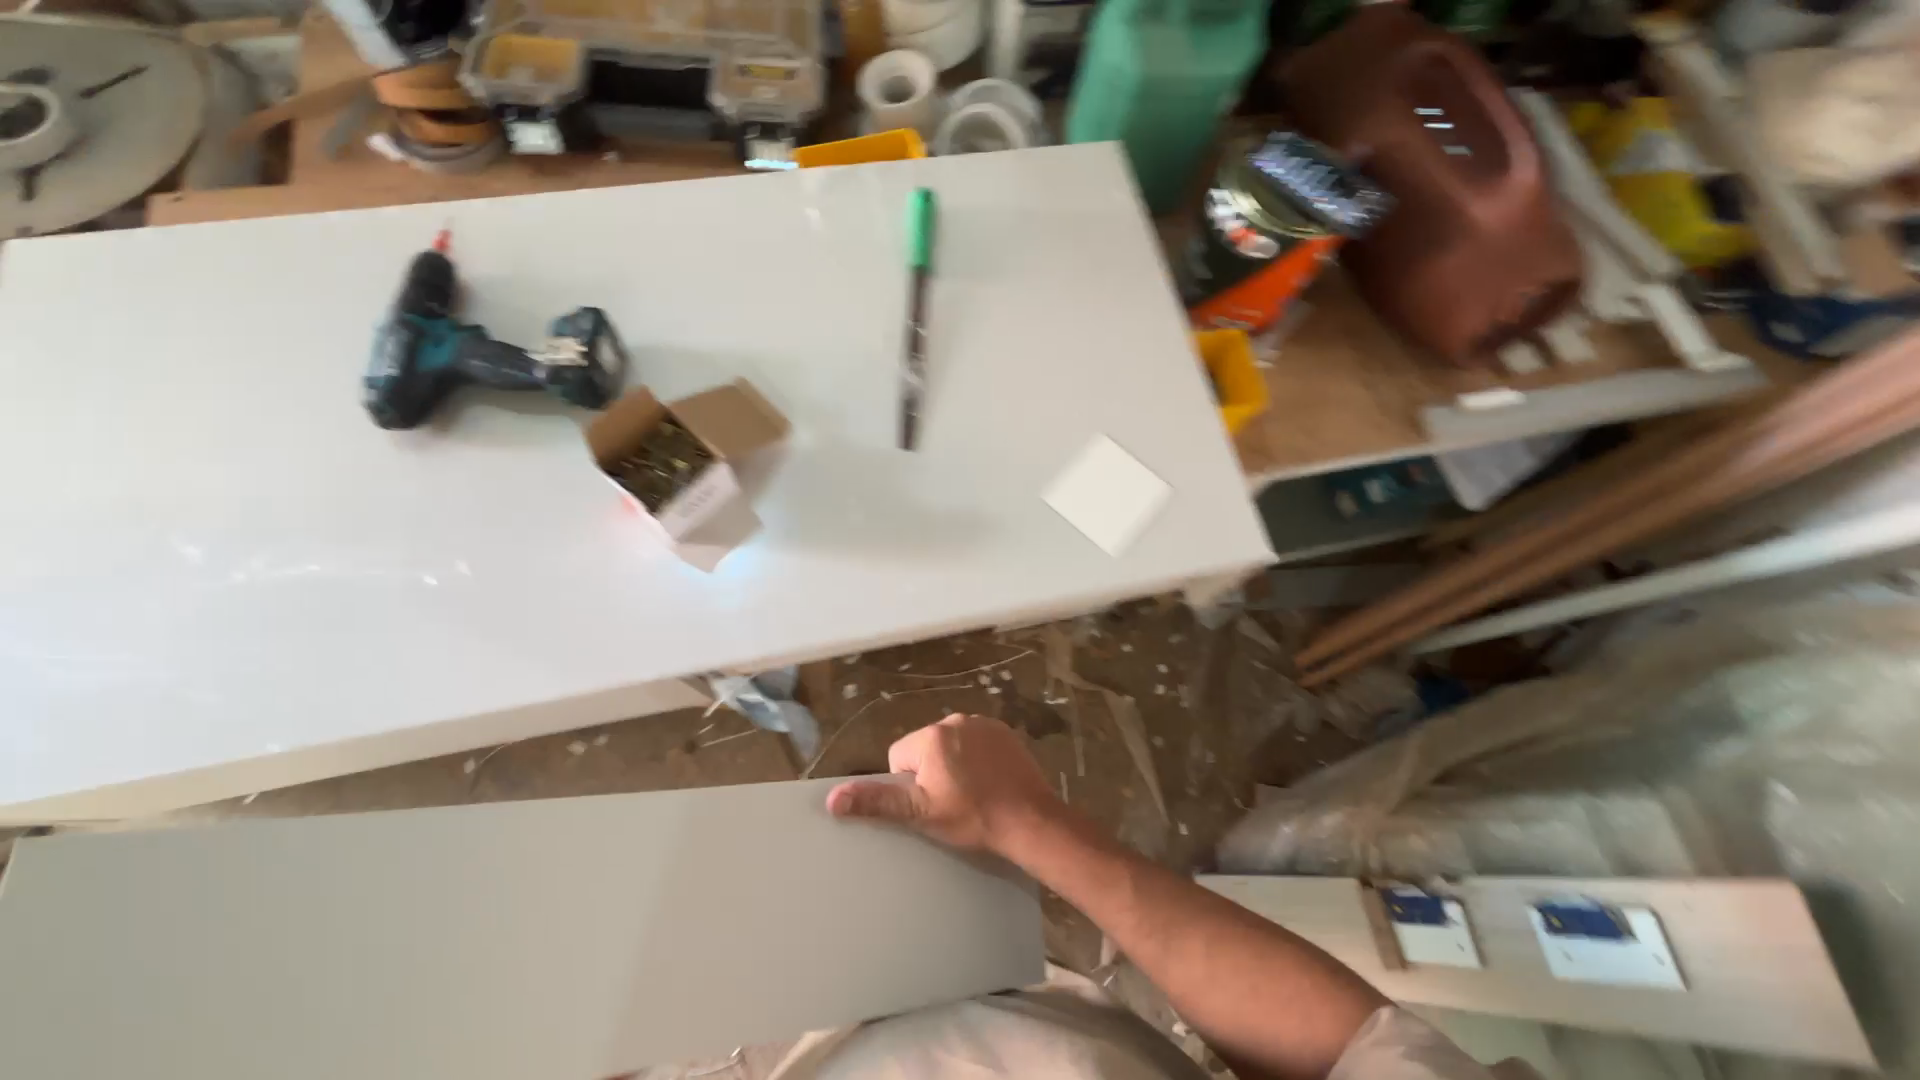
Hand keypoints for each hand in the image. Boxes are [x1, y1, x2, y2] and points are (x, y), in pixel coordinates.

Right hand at [825, 714, 1065, 856]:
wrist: (1030, 820)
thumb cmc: (972, 818)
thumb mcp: (921, 813)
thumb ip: (877, 802)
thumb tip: (832, 799)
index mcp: (930, 737)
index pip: (899, 757)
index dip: (910, 784)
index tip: (931, 803)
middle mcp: (955, 721)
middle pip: (925, 748)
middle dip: (932, 772)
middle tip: (952, 802)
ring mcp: (983, 724)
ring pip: (952, 746)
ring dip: (955, 764)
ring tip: (973, 794)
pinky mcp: (1005, 732)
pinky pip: (978, 742)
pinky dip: (979, 759)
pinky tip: (991, 782)